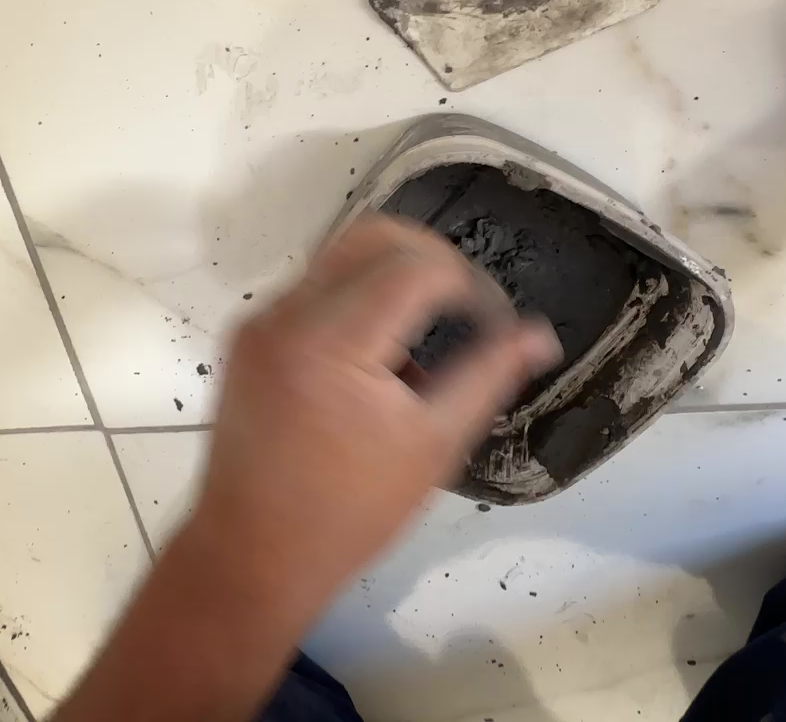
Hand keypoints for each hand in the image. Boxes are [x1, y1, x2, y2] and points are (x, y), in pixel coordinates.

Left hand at [183, 215, 560, 619]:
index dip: (470, 283)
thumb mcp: (434, 445)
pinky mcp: (247, 332)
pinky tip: (375, 356)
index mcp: (332, 341)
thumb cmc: (348, 512)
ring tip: (421, 336)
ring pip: (339, 255)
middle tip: (466, 302)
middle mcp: (287, 312)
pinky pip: (312, 287)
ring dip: (391, 275)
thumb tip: (539, 335)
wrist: (250, 552)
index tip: (494, 320)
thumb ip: (489, 376)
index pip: (416, 267)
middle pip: (372, 234)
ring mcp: (260, 318)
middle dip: (431, 256)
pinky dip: (354, 298)